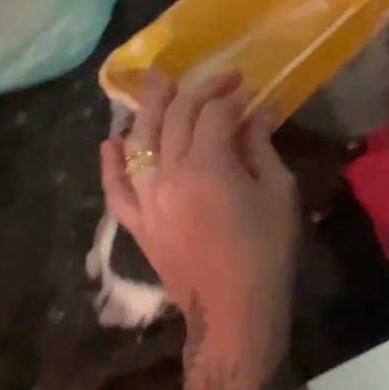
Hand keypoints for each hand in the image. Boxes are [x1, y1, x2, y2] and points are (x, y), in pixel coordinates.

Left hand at [100, 70, 297, 381]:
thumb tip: (258, 112)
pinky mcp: (137, 225)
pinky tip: (112, 142)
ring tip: (159, 84)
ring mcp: (146, 202)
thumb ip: (261, 147)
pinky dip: (111, 164)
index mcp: (207, 168)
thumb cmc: (266, 250)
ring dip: (150, 110)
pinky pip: (115, 189)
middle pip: (175, 119)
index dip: (234, 96)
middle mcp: (168, 178)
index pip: (214, 114)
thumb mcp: (278, 192)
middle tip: (218, 77)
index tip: (252, 90)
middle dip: (197, 91)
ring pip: (139, 144)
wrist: (233, 312)